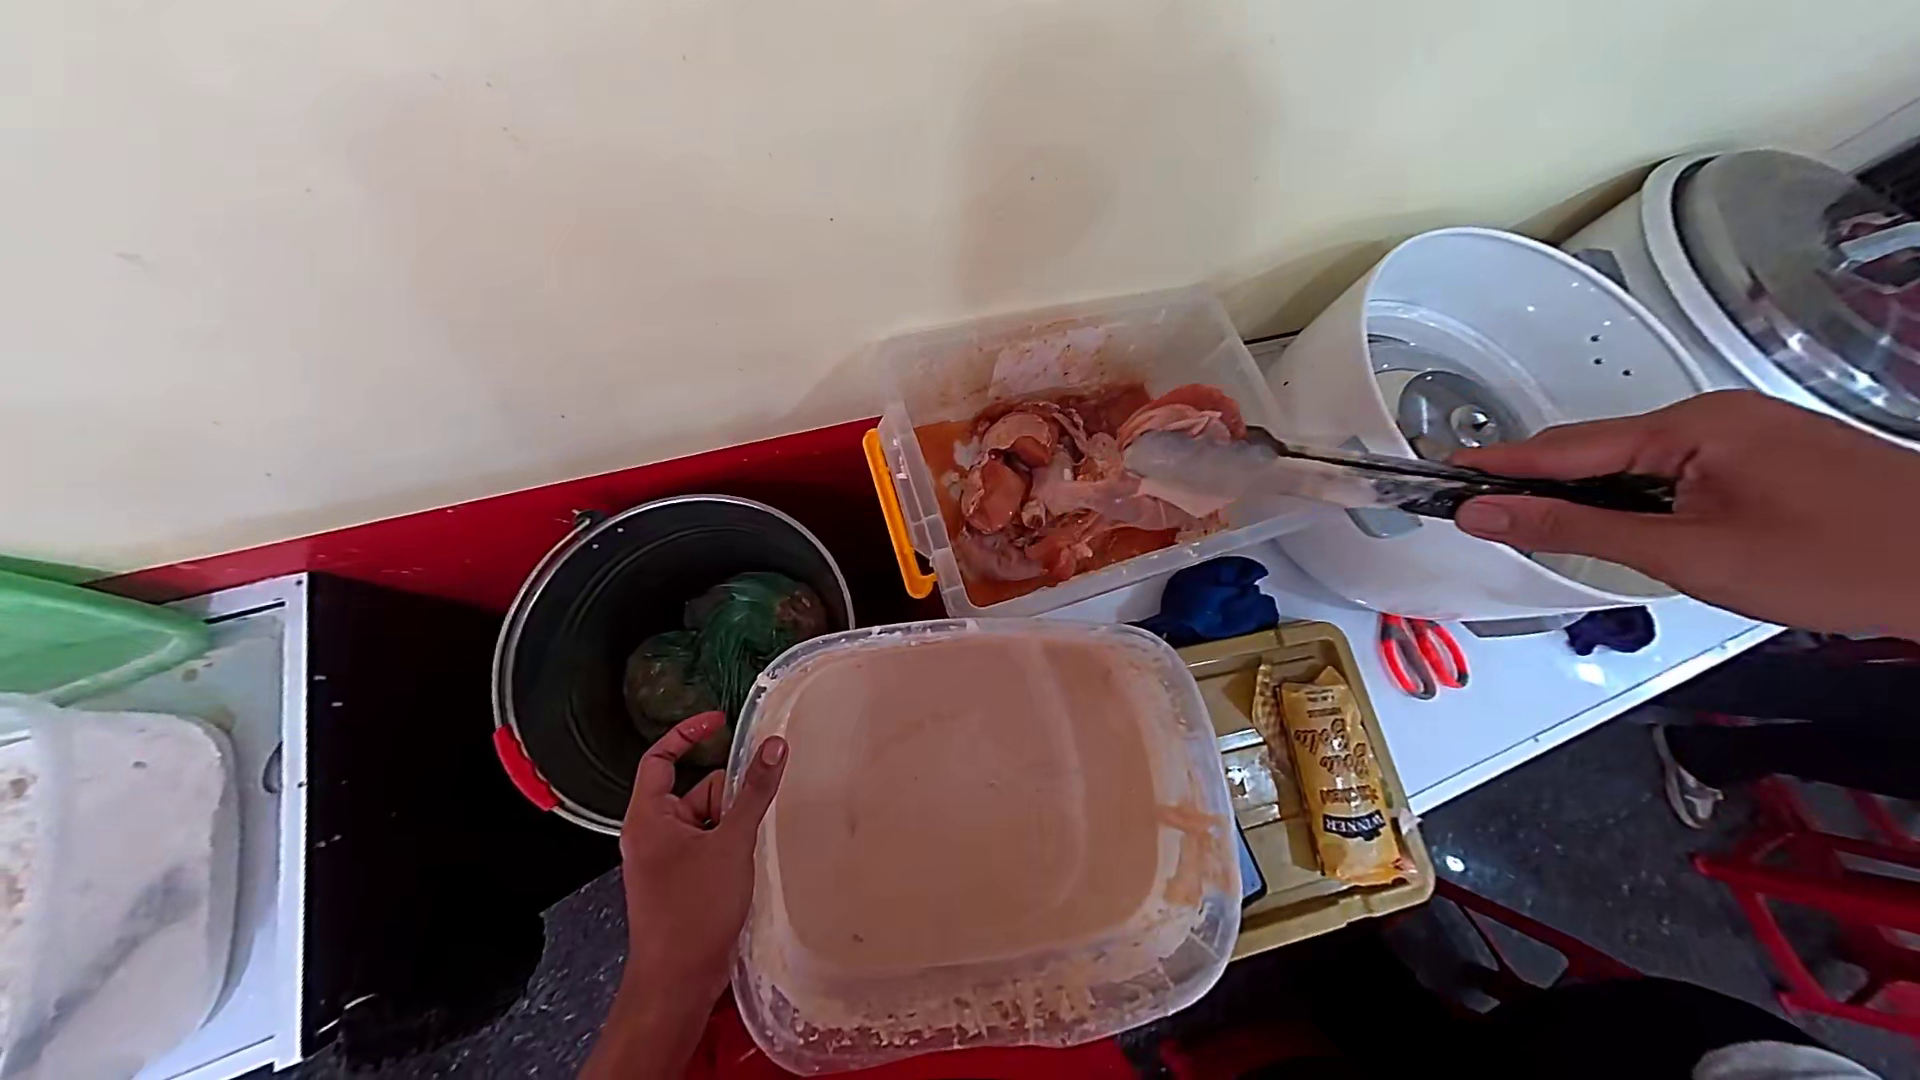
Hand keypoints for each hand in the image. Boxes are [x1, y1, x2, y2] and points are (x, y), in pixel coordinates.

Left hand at [580, 712, 787, 1079]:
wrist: (679, 982)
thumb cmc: (693, 910)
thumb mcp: (731, 842)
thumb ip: (754, 791)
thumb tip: (774, 745)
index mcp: (649, 816)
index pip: (659, 758)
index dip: (687, 733)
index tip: (719, 721)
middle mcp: (655, 831)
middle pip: (698, 787)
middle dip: (729, 793)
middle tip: (752, 811)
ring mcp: (670, 856)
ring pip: (711, 815)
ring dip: (736, 820)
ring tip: (752, 843)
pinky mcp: (686, 876)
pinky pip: (714, 840)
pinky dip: (735, 840)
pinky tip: (752, 856)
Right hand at [1452, 389, 1919, 638]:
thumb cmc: (1844, 562)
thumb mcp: (1683, 552)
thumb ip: (1571, 528)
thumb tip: (1483, 514)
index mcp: (1691, 427)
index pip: (1559, 446)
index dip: (1494, 465)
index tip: (1440, 477)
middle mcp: (1710, 417)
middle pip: (1586, 448)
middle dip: (1530, 480)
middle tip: (1475, 510)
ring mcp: (1736, 434)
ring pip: (1620, 461)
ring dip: (1575, 492)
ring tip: (1528, 523)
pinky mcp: (1753, 457)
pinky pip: (1658, 469)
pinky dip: (1617, 495)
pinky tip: (1604, 520)